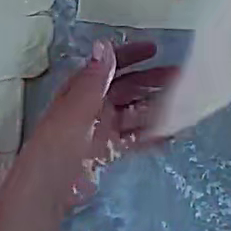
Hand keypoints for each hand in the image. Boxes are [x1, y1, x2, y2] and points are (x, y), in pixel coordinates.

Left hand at [20, 40, 174, 209]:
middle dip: (151, 80)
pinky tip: (172, 134)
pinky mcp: (108, 150)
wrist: (48, 187)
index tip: (155, 49)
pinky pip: (135, 137)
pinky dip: (152, 134)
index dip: (130, 55)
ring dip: (156, 106)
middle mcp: (93, 104)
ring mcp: (102, 128)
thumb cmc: (59, 142)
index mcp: (82, 88)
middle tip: (180, 77)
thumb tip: (104, 43)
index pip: (109, 65)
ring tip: (182, 103)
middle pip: (127, 87)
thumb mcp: (77, 107)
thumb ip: (94, 78)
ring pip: (134, 112)